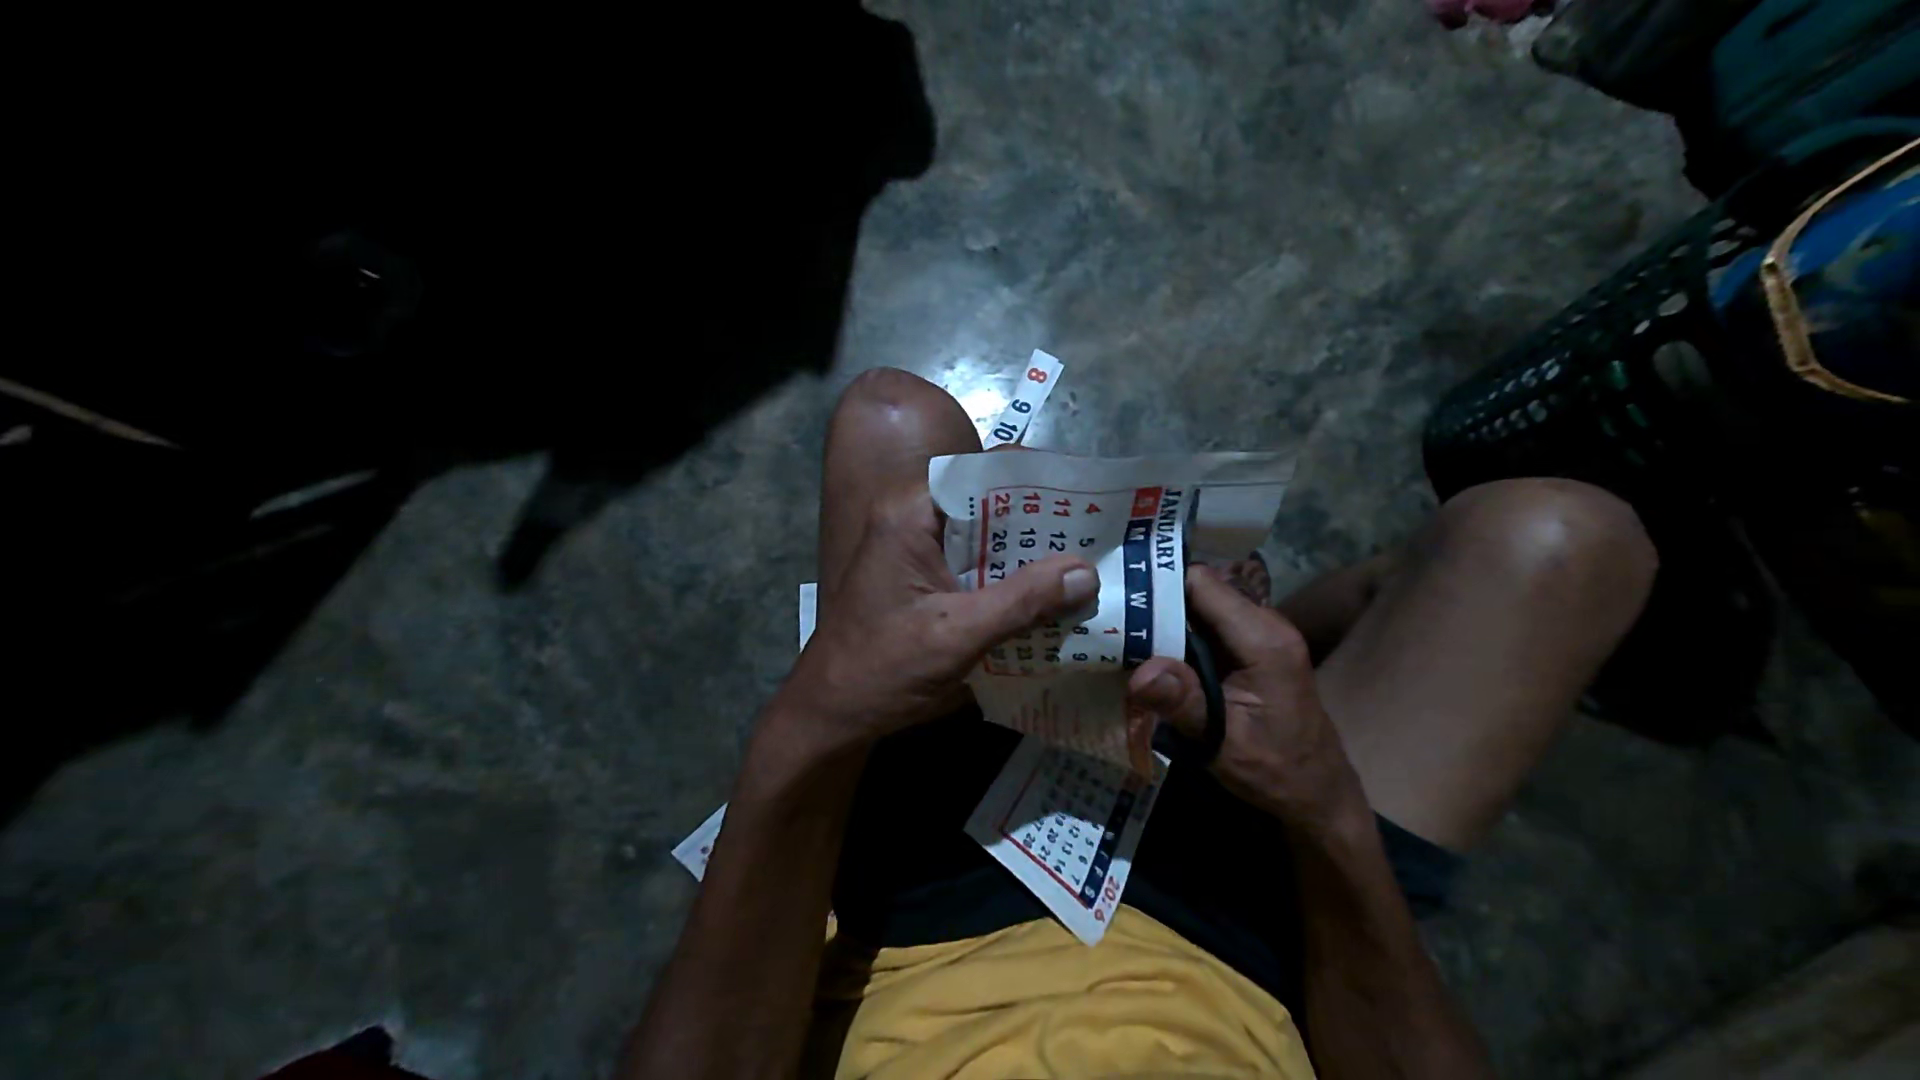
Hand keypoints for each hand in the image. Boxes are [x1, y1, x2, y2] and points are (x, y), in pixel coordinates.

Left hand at [778, 489, 1098, 751]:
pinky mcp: (927, 580)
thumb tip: (1087, 571)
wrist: (832, 713)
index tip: (1085, 493)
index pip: (981, 474)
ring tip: (1089, 561)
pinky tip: (1052, 596)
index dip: (1034, 478)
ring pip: (987, 538)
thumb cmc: (883, 669)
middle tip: (1099, 531)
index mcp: (911, 514)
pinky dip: (1012, 580)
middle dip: (1042, 521)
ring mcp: (919, 551)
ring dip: (1030, 554)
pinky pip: (978, 567)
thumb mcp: (956, 635)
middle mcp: (914, 520)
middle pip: (988, 505)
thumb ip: (1021, 601)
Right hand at [1128, 565, 1367, 831]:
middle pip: (1197, 590)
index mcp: (1263, 639)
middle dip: (1152, 603)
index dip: (1157, 584)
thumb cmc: (1276, 770)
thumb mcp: (1224, 743)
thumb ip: (1183, 703)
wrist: (1316, 792)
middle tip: (1108, 621)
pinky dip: (1175, 634)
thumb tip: (1140, 672)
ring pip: (1199, 605)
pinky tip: (1148, 654)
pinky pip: (1206, 624)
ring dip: (1161, 619)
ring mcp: (1259, 632)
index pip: (1201, 582)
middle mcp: (1265, 623)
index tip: (1116, 600)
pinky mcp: (1250, 645)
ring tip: (1118, 636)